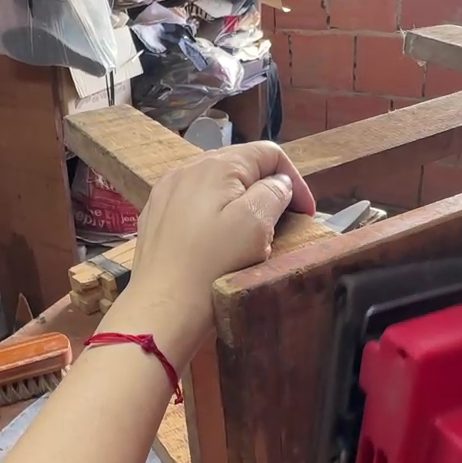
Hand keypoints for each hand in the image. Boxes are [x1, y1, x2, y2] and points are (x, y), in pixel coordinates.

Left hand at [109, 142, 314, 356]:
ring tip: (252, 235)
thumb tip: (278, 183)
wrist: (161, 310)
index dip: (294, 180)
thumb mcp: (255, 225)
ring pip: (217, 185)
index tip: (305, 215)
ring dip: (241, 203)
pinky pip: (195, 203)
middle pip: (241, 166)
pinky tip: (217, 242)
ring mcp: (167, 192)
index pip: (269, 153)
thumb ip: (273, 193)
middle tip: (282, 225)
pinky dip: (215, 215)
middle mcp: (187, 169)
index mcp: (216, 166)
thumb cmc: (212, 267)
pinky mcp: (156, 216)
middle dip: (267, 190)